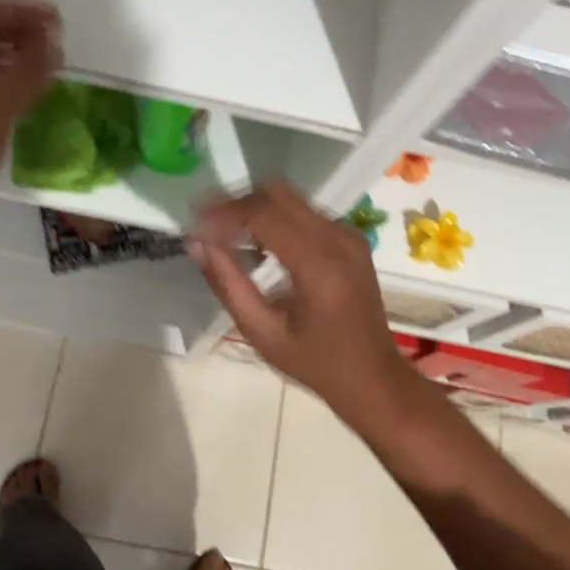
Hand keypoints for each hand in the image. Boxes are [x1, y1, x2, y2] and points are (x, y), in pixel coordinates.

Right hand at [190, 182, 411, 416]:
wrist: (373, 375)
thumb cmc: (315, 362)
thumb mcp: (263, 333)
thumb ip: (228, 285)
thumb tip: (198, 243)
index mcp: (318, 264)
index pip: (263, 213)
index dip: (225, 213)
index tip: (197, 224)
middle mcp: (337, 239)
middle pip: (277, 194)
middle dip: (238, 203)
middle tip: (208, 224)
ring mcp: (348, 235)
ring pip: (291, 199)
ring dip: (256, 209)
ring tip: (227, 235)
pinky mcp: (351, 238)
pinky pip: (306, 212)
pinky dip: (277, 219)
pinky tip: (259, 245)